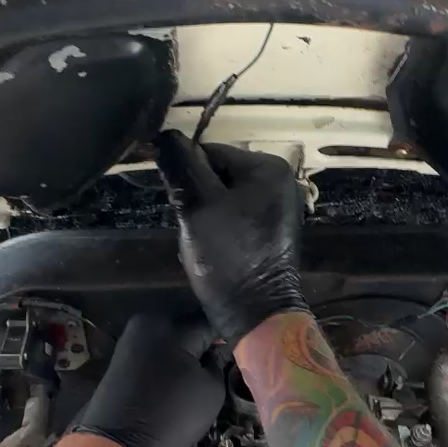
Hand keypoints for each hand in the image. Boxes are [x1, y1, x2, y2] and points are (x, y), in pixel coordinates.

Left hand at [69, 313, 224, 446]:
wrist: (119, 446)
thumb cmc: (172, 416)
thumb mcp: (212, 390)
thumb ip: (217, 362)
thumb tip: (216, 352)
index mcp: (172, 326)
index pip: (212, 322)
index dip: (228, 335)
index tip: (239, 348)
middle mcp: (148, 322)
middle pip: (189, 326)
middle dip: (204, 340)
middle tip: (221, 359)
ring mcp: (131, 338)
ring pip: (171, 337)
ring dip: (186, 349)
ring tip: (201, 369)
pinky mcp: (121, 355)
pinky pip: (154, 349)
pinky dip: (168, 357)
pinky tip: (179, 374)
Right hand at [154, 130, 306, 341]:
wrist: (256, 311)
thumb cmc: (227, 255)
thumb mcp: (198, 204)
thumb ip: (181, 165)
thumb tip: (165, 135)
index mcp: (269, 167)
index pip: (212, 152)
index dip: (187, 175)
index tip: (179, 203)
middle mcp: (282, 181)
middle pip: (220, 174)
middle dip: (199, 195)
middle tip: (195, 224)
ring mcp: (281, 207)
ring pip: (225, 196)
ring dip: (208, 213)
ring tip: (206, 238)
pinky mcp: (275, 231)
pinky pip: (238, 216)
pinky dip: (222, 226)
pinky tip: (218, 247)